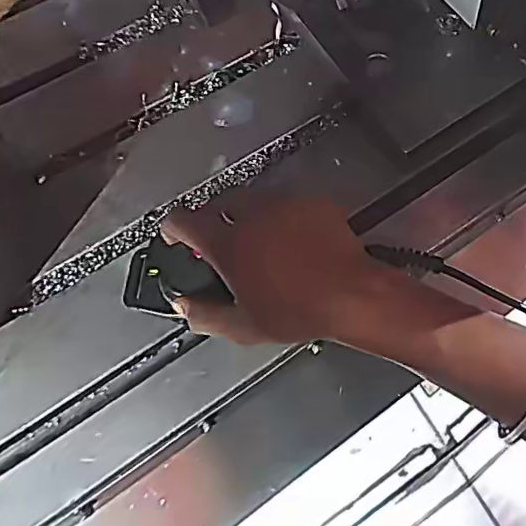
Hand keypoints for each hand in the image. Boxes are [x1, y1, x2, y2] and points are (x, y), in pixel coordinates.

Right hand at [160, 197, 407, 345]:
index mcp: (230, 243)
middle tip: (220, 238)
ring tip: (261, 241)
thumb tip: (186, 306)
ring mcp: (287, 206)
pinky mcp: (314, 204)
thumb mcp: (244, 326)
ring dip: (251, 215)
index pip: (183, 220)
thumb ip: (205, 314)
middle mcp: (255, 217)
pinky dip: (285, 217)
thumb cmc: (302, 310)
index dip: (173, 228)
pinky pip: (290, 204)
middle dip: (215, 217)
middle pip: (220, 201)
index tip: (175, 236)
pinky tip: (293, 239)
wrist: (352, 294)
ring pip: (257, 200)